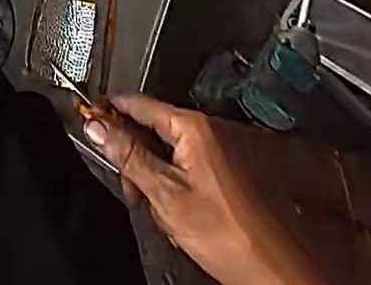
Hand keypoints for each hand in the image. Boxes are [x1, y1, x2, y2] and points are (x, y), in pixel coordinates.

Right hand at [86, 95, 309, 284]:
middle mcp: (209, 129)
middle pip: (153, 129)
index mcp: (193, 127)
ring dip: (156, 177)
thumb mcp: (166, 195)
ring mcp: (221, 148)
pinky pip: (188, 165)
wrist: (281, 274)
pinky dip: (176, 185)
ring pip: (169, 152)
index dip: (110, 110)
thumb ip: (129, 156)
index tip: (90, 117)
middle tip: (131, 188)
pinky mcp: (228, 169)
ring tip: (162, 212)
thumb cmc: (232, 236)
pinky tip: (180, 215)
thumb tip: (98, 127)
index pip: (138, 103)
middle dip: (136, 158)